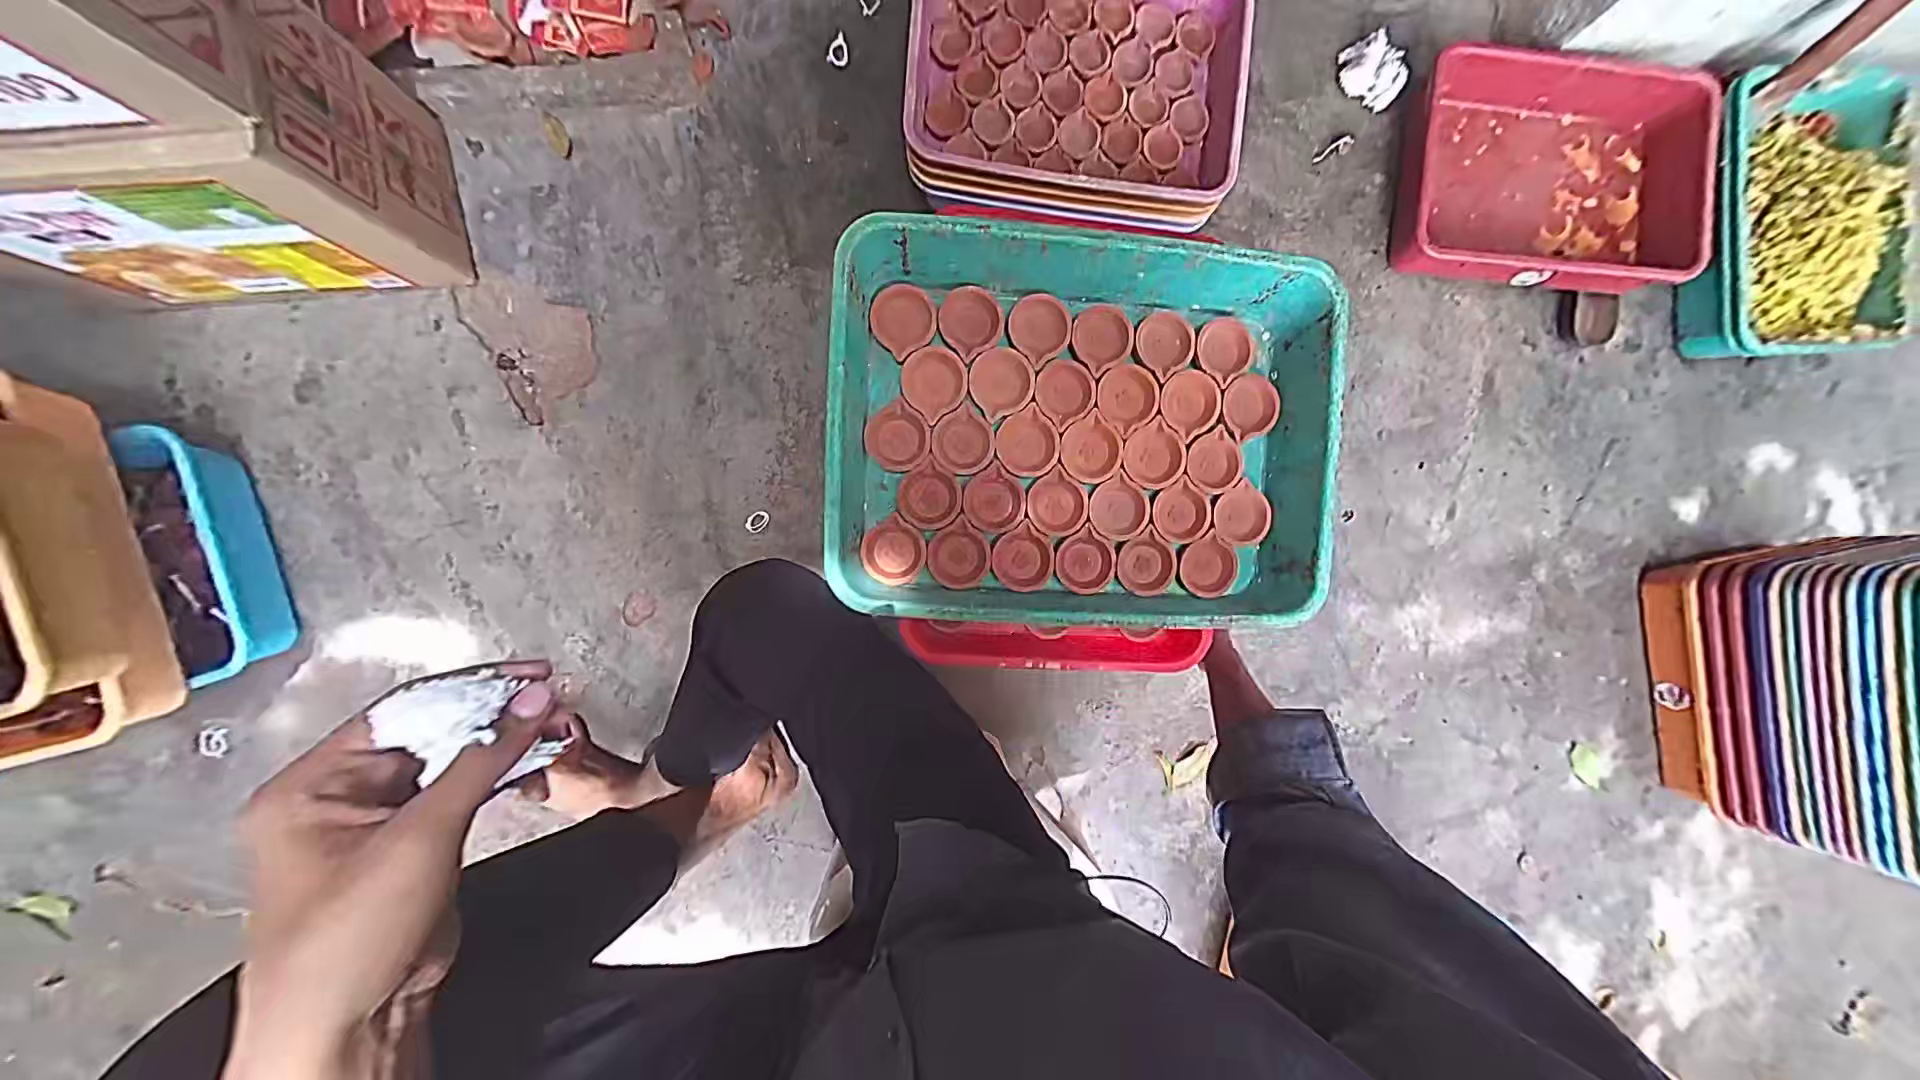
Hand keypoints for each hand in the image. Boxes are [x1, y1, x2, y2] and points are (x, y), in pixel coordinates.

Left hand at [223, 661, 565, 1079]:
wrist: (354, 1023)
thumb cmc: (352, 936)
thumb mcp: (422, 835)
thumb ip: (483, 758)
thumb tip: (533, 698)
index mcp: (313, 784)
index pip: (405, 709)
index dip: (474, 686)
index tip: (532, 675)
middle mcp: (345, 792)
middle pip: (436, 729)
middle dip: (499, 716)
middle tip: (554, 703)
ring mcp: (386, 815)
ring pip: (459, 757)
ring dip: (509, 744)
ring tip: (557, 730)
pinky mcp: (422, 835)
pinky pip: (469, 786)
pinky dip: (505, 774)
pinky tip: (536, 768)